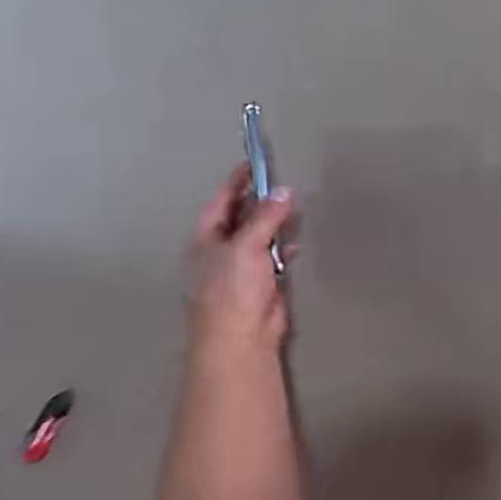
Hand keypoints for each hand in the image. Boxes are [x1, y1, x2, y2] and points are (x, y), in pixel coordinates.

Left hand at [190, 163, 295, 350]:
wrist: (241, 337)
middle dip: (260, 201)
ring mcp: (241, 267)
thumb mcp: (246, 245)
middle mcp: (221, 249)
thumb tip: (283, 192)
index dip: (237, 181)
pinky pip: (274, 255)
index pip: (222, 201)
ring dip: (275, 223)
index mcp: (206, 239)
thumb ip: (265, 216)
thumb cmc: (232, 288)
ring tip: (293, 208)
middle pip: (242, 216)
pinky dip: (284, 246)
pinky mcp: (262, 281)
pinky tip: (294, 242)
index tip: (254, 163)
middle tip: (282, 184)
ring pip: (260, 235)